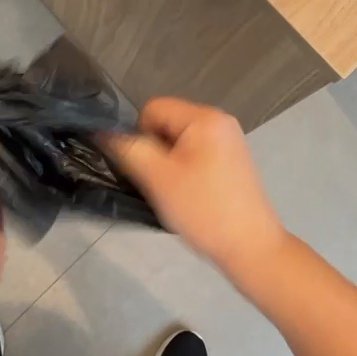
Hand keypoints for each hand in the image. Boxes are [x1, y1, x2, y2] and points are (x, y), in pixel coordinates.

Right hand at [108, 98, 288, 277]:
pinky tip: (192, 196)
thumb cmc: (204, 210)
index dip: (140, 135)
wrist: (251, 247)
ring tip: (177, 193)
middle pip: (167, 123)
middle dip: (156, 150)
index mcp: (205, 117)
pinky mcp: (233, 161)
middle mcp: (220, 121)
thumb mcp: (158, 179)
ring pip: (180, 141)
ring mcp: (229, 140)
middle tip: (161, 183)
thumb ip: (129, 149)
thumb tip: (105, 132)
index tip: (147, 168)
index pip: (153, 108)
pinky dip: (186, 170)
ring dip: (169, 163)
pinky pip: (196, 153)